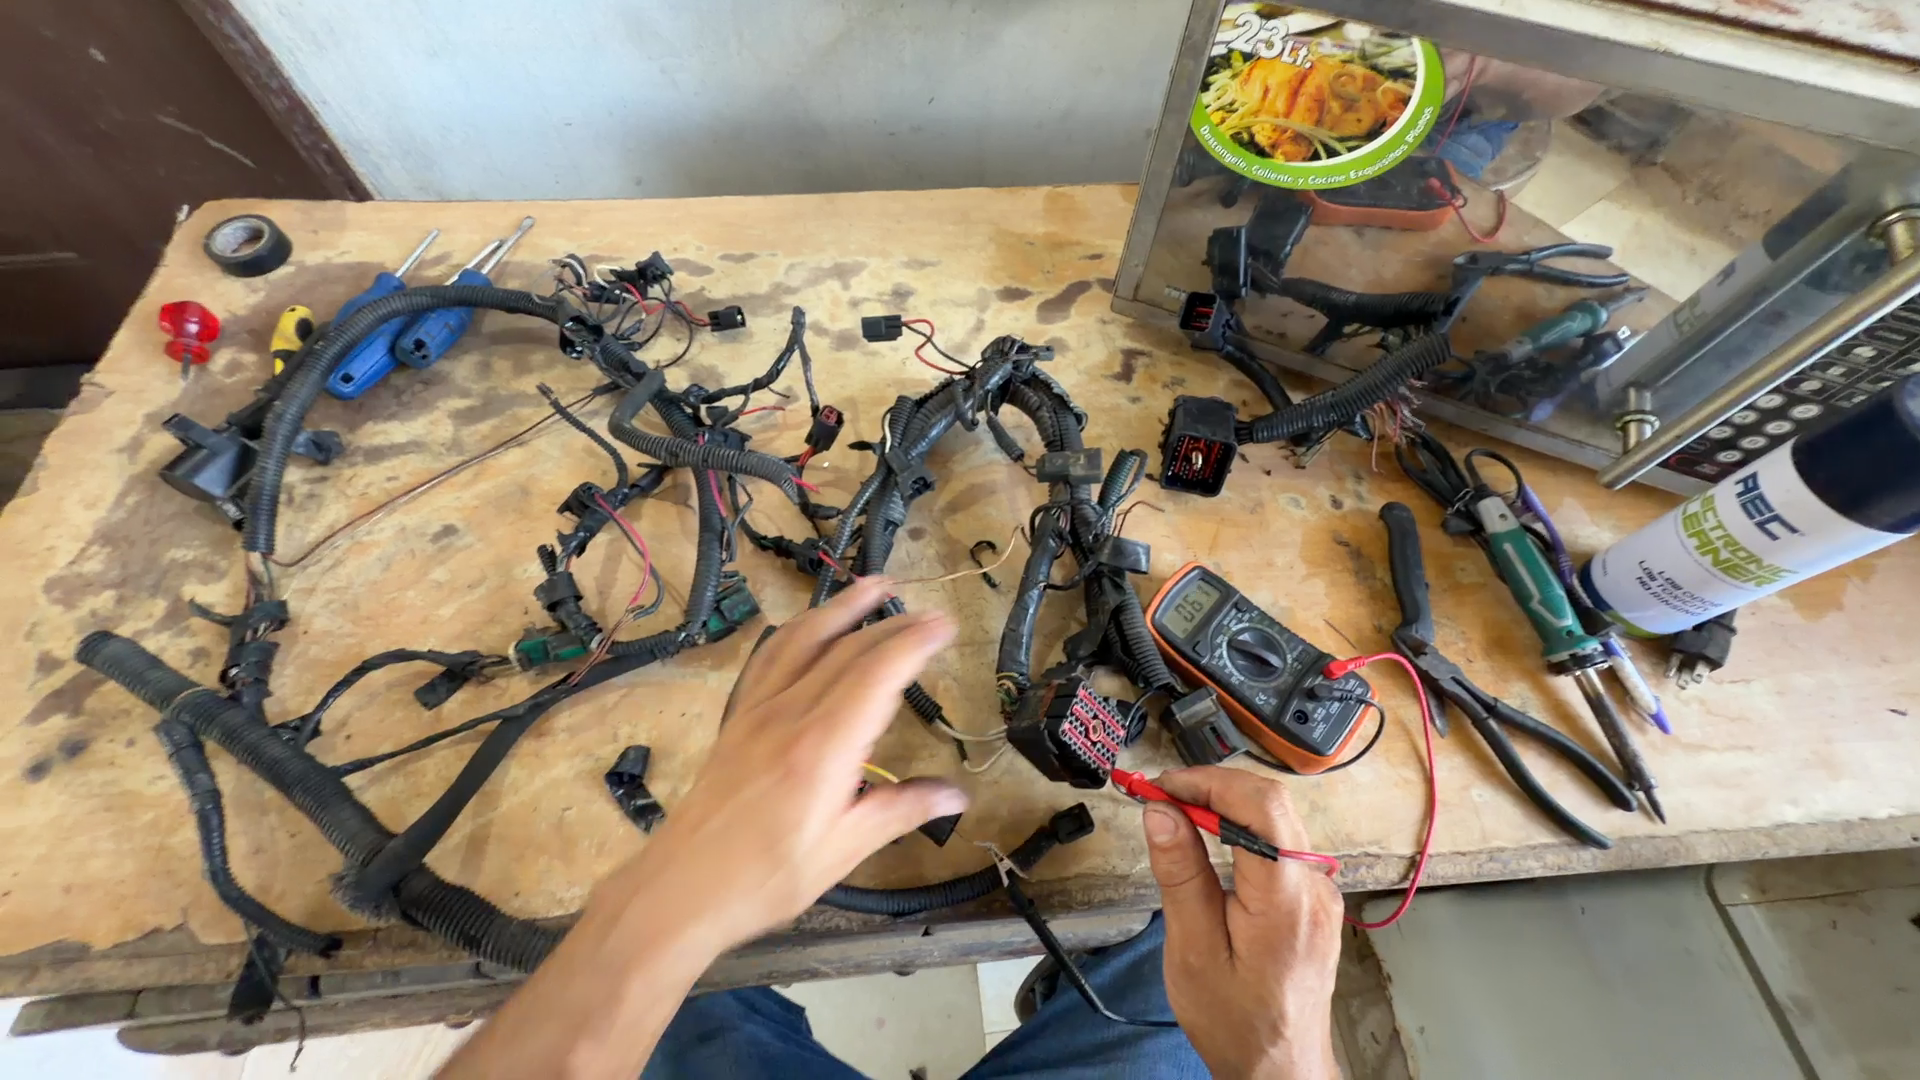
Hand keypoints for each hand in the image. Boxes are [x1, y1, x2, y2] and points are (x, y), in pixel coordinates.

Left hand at [590, 576, 967, 950]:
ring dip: (843, 607)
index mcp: (822, 746)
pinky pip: (771, 656)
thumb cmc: (766, 877)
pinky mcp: (740, 715)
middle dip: (893, 625)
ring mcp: (759, 709)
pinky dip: (799, 629)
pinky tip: (811, 622)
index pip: (876, 674)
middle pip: (848, 649)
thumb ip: (900, 811)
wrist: (681, 888)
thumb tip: (957, 795)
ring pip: (805, 639)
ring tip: (875, 585)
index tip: (945, 624)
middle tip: (930, 614)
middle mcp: (790, 713)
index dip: (913, 642)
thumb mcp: (842, 851)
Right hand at [1143, 767, 1342, 1078]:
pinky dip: (1236, 822)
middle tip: (1159, 796)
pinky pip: (1275, 837)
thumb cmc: (1233, 1018)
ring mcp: (1318, 888)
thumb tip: (1160, 811)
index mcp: (1287, 900)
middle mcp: (1314, 885)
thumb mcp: (1193, 950)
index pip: (1260, 807)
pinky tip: (1203, 835)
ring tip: (1173, 810)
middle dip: (1209, 786)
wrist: (1280, 1069)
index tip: (1159, 788)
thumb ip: (1181, 874)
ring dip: (1220, 801)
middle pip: (1270, 801)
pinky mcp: (1311, 894)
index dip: (1207, 782)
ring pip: (1273, 814)